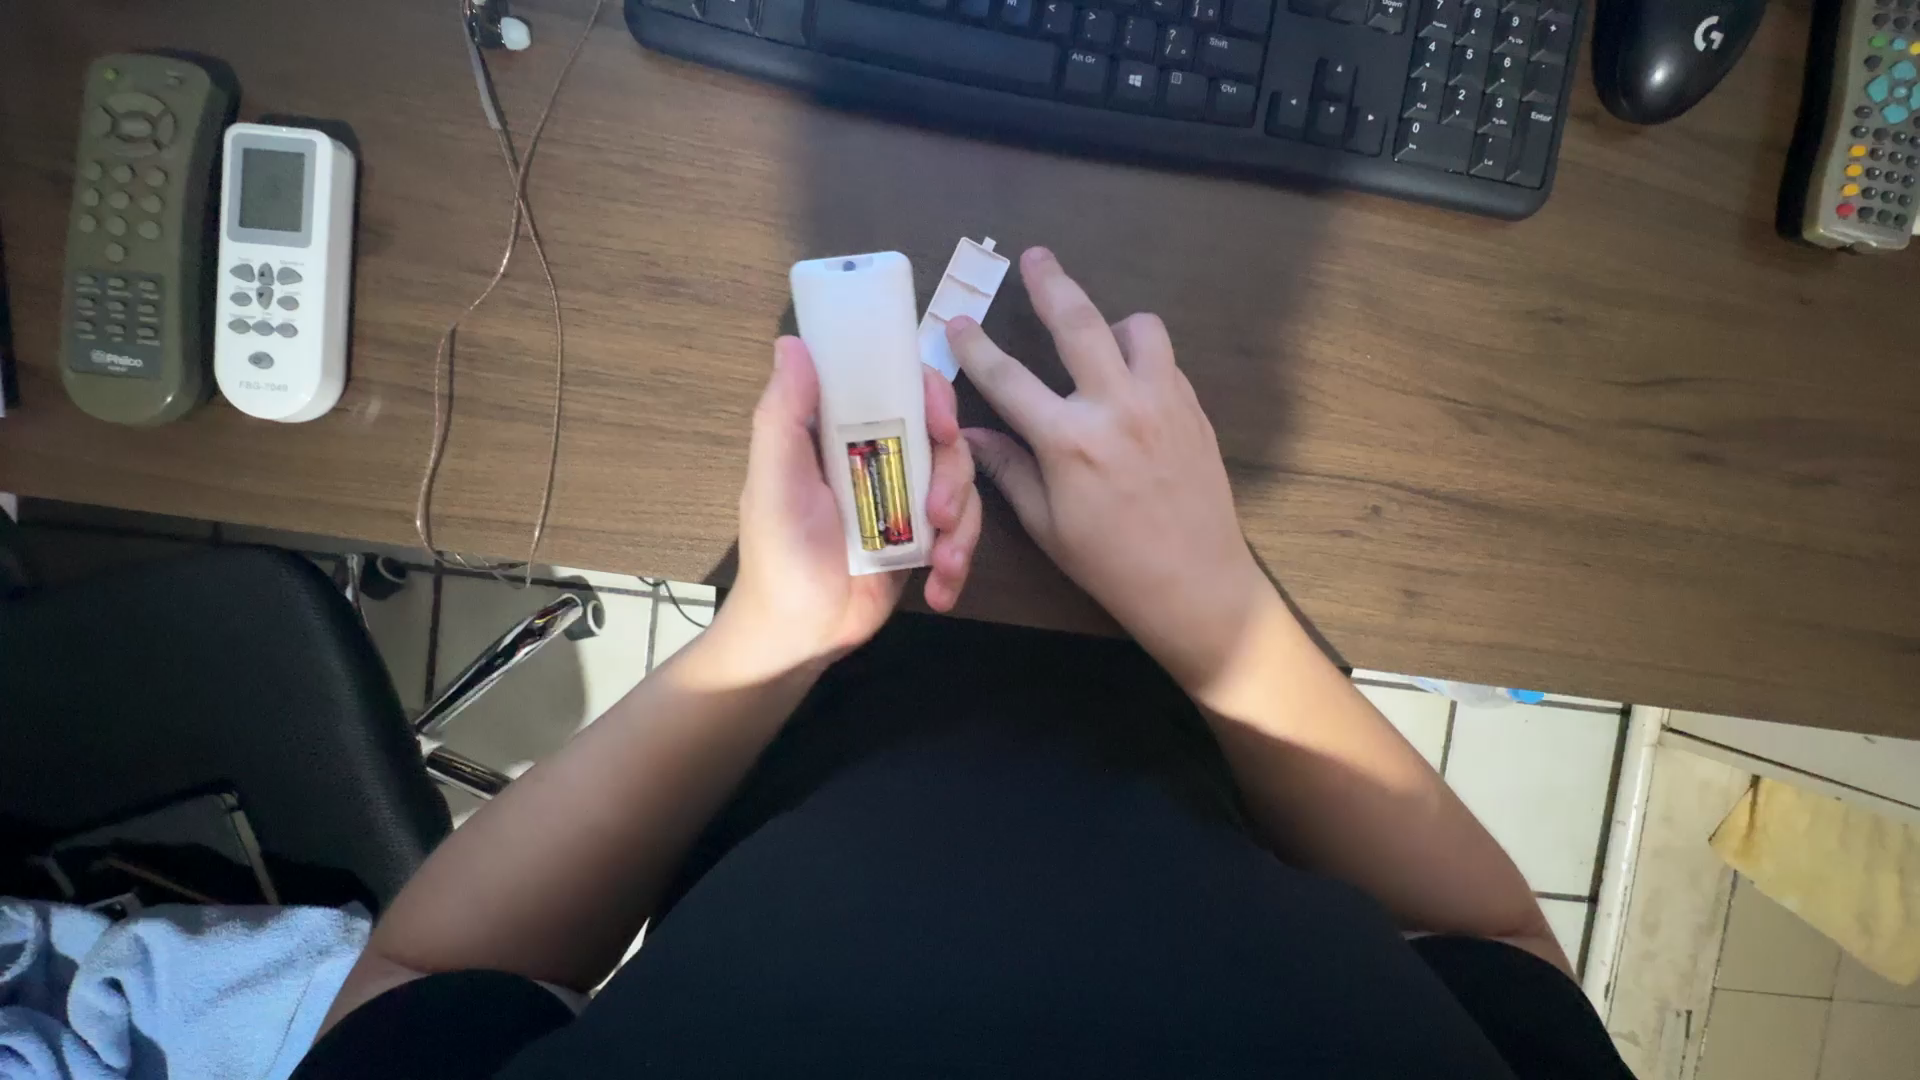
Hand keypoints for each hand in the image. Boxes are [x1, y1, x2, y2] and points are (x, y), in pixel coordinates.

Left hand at [713, 336, 981, 677]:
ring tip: (943, 562)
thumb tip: (793, 344)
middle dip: (954, 473)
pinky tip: (940, 590)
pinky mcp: (922, 539)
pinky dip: (959, 561)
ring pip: (961, 484)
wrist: (801, 635)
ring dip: (963, 525)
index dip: (930, 393)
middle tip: (941, 512)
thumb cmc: (780, 555)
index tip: (942, 423)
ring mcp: (905, 499)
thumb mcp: (775, 483)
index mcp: (842, 433)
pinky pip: (962, 533)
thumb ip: (782, 416)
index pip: (897, 387)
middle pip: (943, 436)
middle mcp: (879, 456)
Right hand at [947, 247, 1273, 693]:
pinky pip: (1166, 361)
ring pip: (1139, 328)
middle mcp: (1116, 407)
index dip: (975, 347)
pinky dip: (1143, 359)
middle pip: (1078, 323)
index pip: (1007, 380)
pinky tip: (1132, 386)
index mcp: (1068, 441)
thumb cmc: (1109, 563)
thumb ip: (1009, 471)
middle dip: (1051, 283)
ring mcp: (1162, 402)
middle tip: (1036, 256)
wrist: (1194, 583)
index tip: (957, 322)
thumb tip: (970, 437)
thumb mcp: (1046, 525)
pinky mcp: (1194, 410)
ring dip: (1112, 323)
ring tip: (1100, 338)